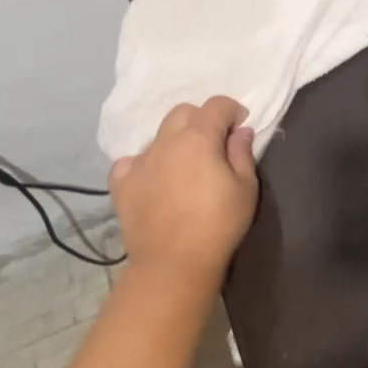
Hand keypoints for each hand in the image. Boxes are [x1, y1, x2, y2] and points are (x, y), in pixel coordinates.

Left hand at [109, 97, 259, 285]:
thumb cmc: (219, 223)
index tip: (241, 129)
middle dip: (203, 120)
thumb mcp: (246, 186)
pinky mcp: (120, 184)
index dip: (233, 111)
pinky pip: (132, 160)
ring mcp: (139, 162)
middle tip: (215, 144)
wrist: (173, 263)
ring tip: (186, 166)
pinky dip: (146, 162)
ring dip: (176, 140)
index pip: (216, 104)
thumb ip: (242, 152)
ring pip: (159, 135)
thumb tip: (239, 131)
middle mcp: (165, 142)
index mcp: (198, 138)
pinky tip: (156, 179)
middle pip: (183, 112)